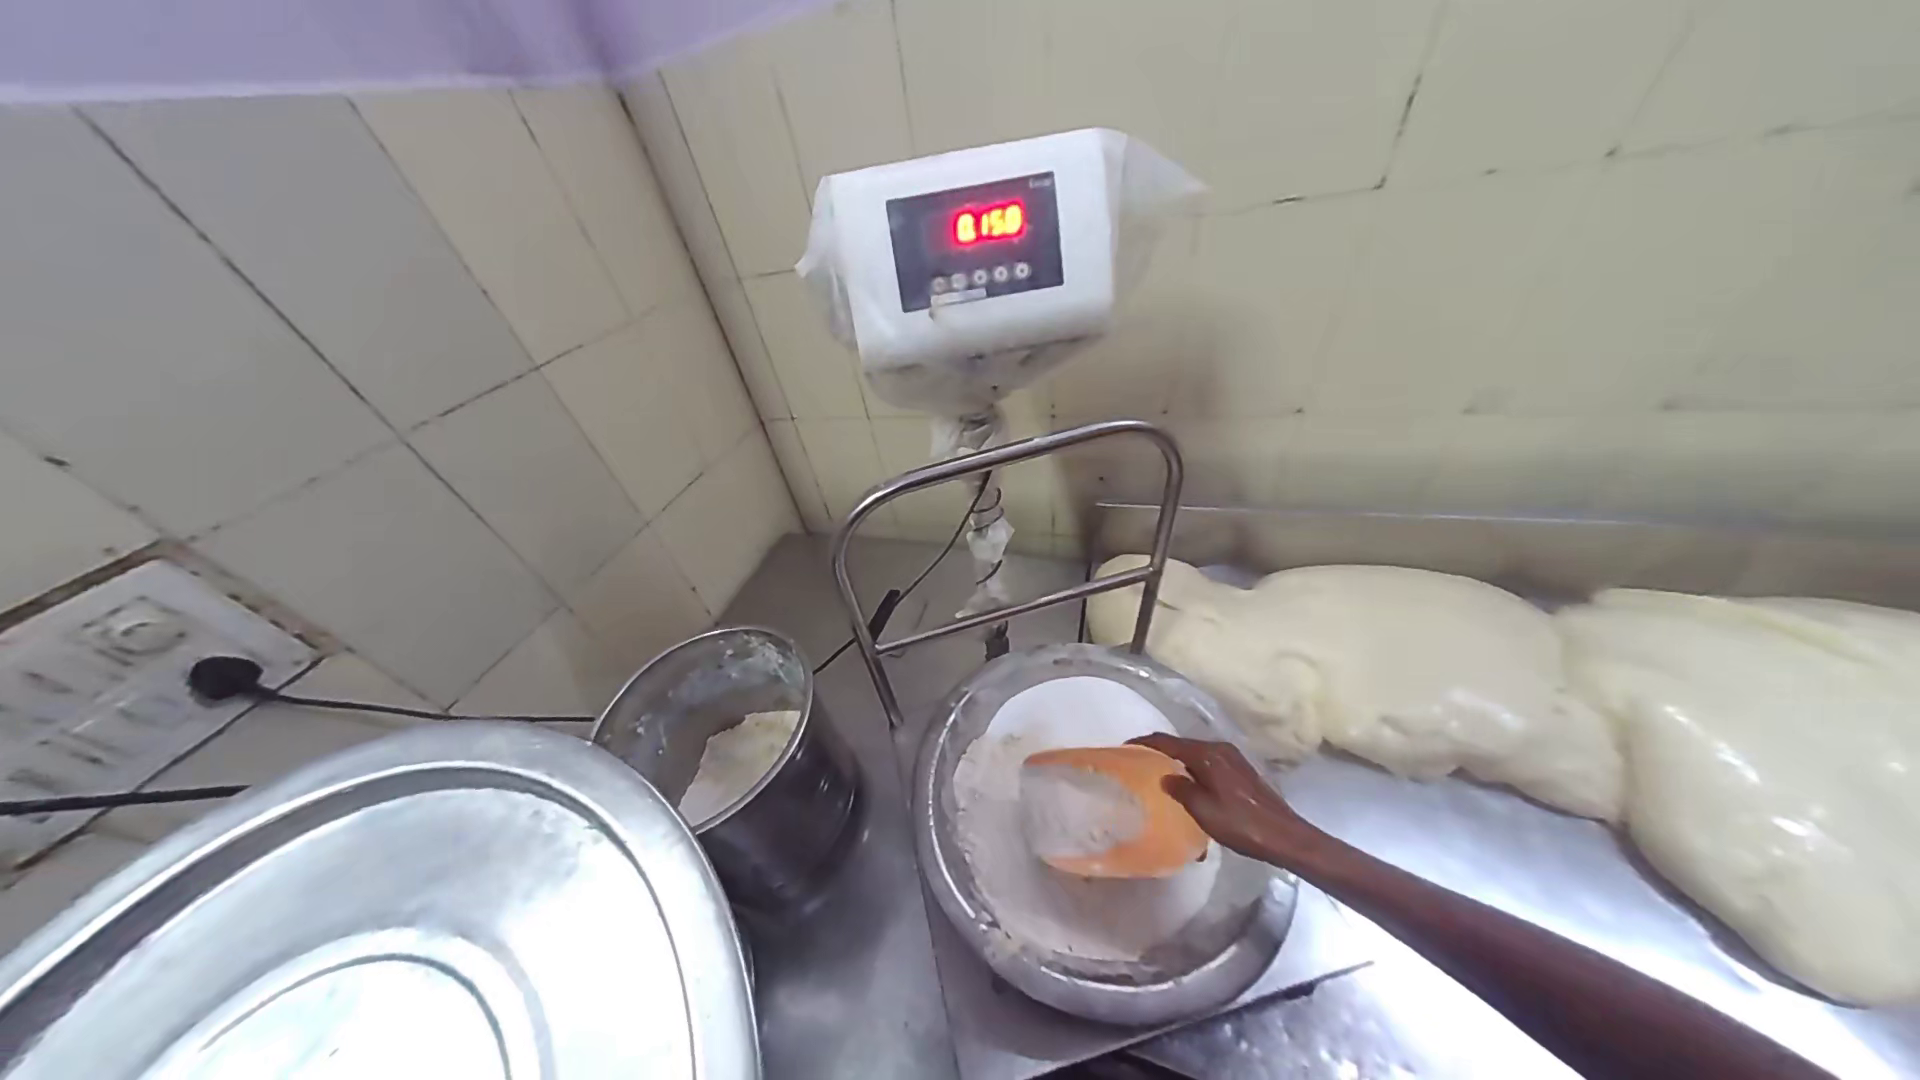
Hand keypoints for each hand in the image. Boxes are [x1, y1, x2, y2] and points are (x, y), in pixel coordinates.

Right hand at [1126, 734, 1325, 869]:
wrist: (1287, 837)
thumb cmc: (1242, 825)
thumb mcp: (1203, 811)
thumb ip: (1180, 789)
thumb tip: (1166, 777)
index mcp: (1207, 754)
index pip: (1167, 741)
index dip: (1144, 743)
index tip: (1124, 748)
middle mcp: (1219, 749)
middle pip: (1182, 744)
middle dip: (1160, 751)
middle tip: (1139, 763)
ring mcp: (1233, 758)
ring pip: (1196, 753)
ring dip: (1177, 760)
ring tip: (1159, 773)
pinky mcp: (1241, 770)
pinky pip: (1208, 761)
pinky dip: (1193, 767)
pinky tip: (1188, 782)